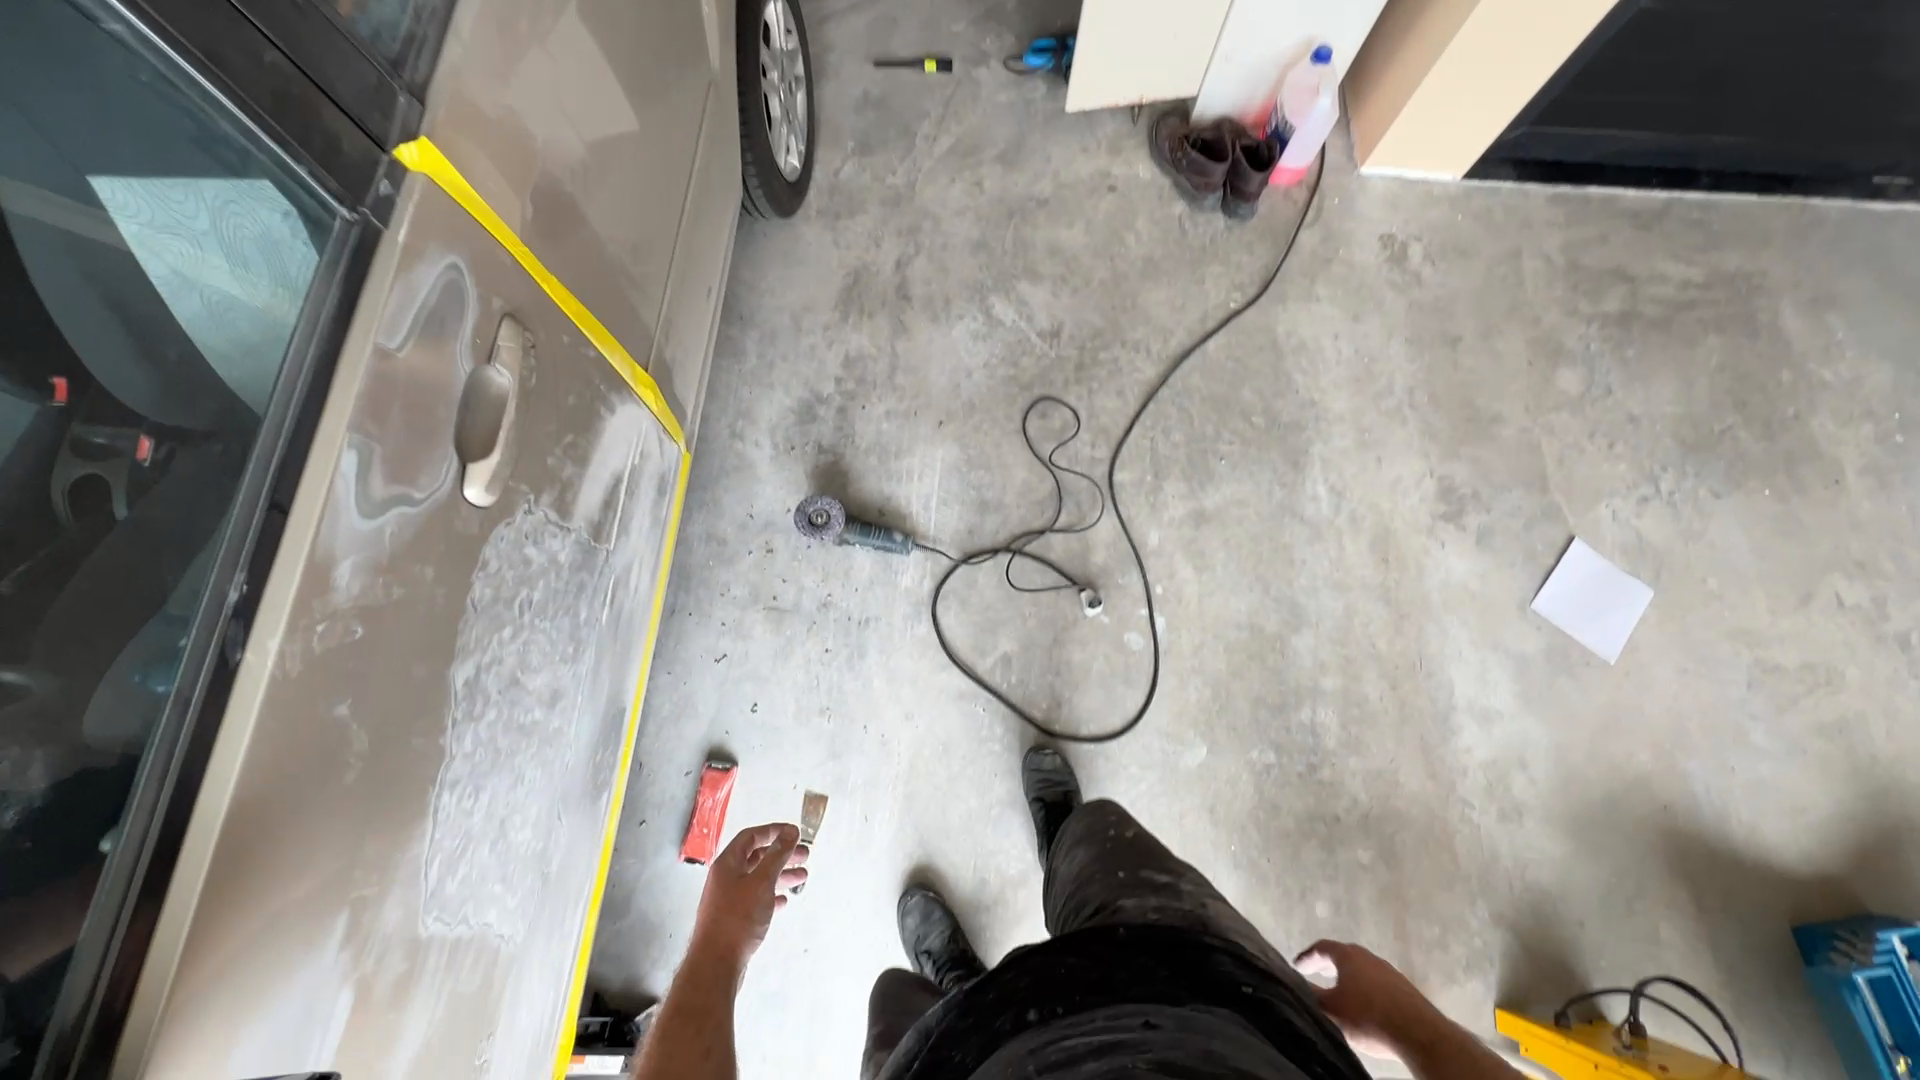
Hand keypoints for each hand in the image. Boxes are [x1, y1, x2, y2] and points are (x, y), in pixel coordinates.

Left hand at [689, 823, 808, 976]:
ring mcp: (728, 899)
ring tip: (802, 878)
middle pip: (756, 857)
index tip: (795, 833)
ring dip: (780, 875)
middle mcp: (726, 878)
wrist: (715, 964)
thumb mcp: (761, 882)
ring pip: (758, 879)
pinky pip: (755, 899)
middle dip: (782, 854)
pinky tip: (784, 901)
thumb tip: (790, 832)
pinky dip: (771, 896)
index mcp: (727, 864)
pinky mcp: (733, 919)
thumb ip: (777, 855)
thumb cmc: (737, 919)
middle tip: (805, 856)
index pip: (751, 836)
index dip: (773, 831)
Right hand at [1294, 940, 1449, 1061]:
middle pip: (1344, 955)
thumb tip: (1297, 984)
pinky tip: (1366, 1006)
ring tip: (1340, 992)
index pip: (1321, 947)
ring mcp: (1390, 972)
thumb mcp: (1331, 1009)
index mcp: (1348, 955)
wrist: (1420, 1035)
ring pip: (1362, 970)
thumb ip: (1312, 994)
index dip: (1307, 956)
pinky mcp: (1406, 990)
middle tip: (1316, 973)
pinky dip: (1366, 989)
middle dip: (1328, 964)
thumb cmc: (1368, 1016)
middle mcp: (1369, 957)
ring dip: (1349, 978)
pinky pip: (1378, 984)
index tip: (1297, 966)